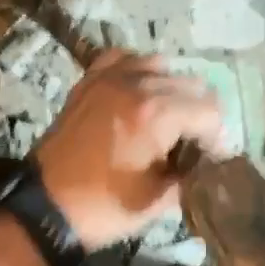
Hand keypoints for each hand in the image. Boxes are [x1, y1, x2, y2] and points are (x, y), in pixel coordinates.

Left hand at [32, 50, 229, 248]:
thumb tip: (206, 163)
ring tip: (168, 119)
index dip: (217, 137)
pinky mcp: (88, 81)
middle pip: (188, 83)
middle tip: (192, 144)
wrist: (47, 202)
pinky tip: (140, 92)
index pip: (209, 110)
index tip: (211, 160)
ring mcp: (108, 78)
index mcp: (156, 113)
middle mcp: (135, 84)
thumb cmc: (104, 206)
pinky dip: (137, 70)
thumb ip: (191, 174)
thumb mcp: (158, 199)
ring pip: (158, 65)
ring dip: (171, 88)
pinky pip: (122, 59)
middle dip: (199, 113)